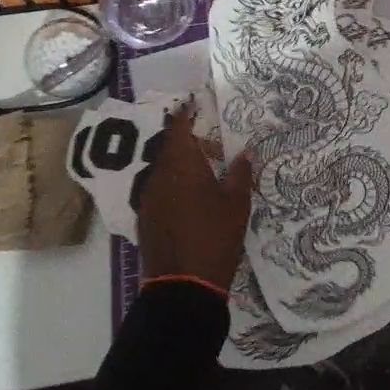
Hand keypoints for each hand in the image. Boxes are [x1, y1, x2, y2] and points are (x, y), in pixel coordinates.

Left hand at [137, 102, 253, 292]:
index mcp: (181, 166)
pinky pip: (159, 189)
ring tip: (203, 170)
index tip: (193, 103)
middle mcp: (159, 176)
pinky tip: (190, 197)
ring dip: (179, 164)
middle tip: (209, 142)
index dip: (184, 113)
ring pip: (163, 170)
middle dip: (186, 141)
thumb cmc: (215, 238)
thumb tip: (244, 153)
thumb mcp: (237, 205)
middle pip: (168, 148)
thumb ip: (240, 174)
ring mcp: (148, 198)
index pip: (177, 128)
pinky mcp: (146, 218)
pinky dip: (173, 184)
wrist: (182, 286)